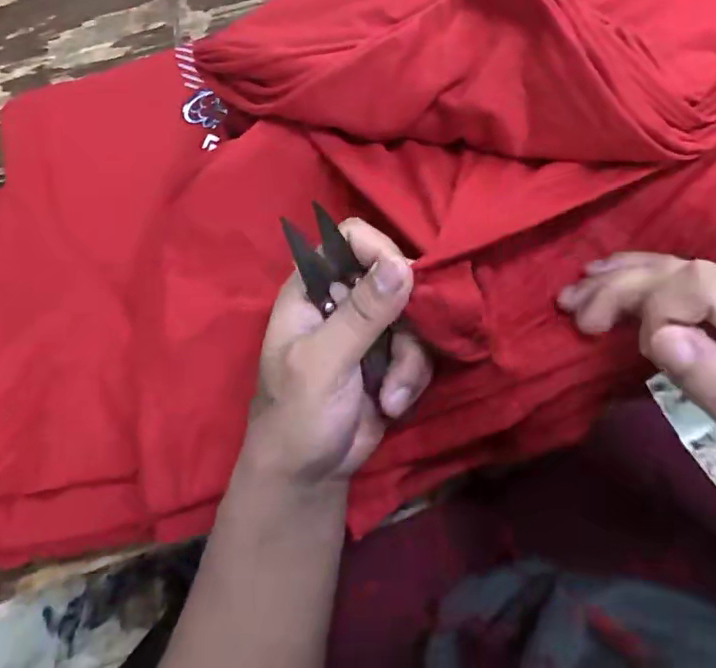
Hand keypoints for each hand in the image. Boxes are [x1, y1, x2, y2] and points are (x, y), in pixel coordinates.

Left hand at [242, 218, 434, 486]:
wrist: (308, 476)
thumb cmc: (297, 414)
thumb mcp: (324, 363)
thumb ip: (362, 314)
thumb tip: (401, 264)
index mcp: (311, 288)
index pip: (348, 239)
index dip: (377, 248)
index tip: (403, 275)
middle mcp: (341, 299)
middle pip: (392, 276)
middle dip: (404, 319)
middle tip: (402, 346)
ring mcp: (367, 328)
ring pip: (411, 317)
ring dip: (408, 360)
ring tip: (389, 395)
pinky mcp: (389, 356)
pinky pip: (418, 347)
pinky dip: (410, 377)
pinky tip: (391, 404)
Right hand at [558, 253, 715, 522]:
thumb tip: (660, 336)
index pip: (708, 287)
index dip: (660, 306)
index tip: (645, 351)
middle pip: (684, 269)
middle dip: (624, 290)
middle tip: (579, 320)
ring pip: (676, 266)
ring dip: (620, 279)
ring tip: (574, 299)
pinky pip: (682, 275)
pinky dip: (637, 278)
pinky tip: (602, 277)